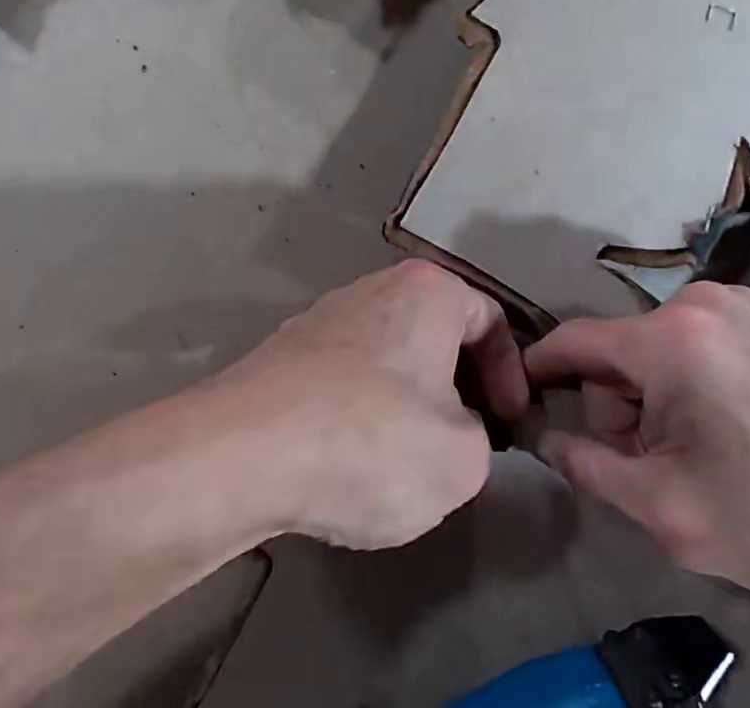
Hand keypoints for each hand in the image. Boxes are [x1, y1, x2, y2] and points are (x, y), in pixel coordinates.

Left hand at [223, 260, 527, 550]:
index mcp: (429, 292)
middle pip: (439, 335)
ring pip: (391, 357)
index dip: (512, 376)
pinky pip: (345, 379)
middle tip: (468, 437)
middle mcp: (375, 289)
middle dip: (462, 388)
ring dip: (412, 401)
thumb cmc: (372, 442)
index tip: (510, 424)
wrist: (236, 458)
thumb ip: (481, 441)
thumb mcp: (463, 460)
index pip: (493, 321)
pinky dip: (363, 412)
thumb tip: (454, 435)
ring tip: (410, 455)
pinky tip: (352, 459)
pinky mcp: (280, 356)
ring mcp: (321, 319)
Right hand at [528, 282, 749, 608]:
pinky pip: (704, 348)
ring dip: (660, 404)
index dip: (539, 373)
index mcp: (671, 336)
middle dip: (620, 410)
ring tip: (706, 462)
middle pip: (622, 354)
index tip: (523, 406)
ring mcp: (746, 305)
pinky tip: (738, 437)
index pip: (574, 341)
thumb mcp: (670, 510)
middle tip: (658, 472)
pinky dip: (696, 388)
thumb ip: (591, 467)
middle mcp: (703, 300)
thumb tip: (548, 436)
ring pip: (663, 352)